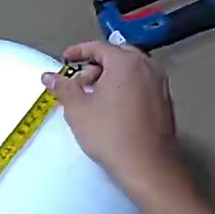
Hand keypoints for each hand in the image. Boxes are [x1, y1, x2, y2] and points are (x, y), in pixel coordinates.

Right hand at [41, 41, 190, 204]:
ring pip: (131, 70)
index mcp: (126, 62)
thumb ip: (63, 87)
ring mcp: (160, 84)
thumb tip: (49, 76)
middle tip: (79, 82)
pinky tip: (112, 108)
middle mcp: (147, 67)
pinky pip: (141, 83)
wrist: (148, 166)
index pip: (98, 47)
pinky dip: (125, 86)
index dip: (78, 51)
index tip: (65, 59)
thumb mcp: (78, 109)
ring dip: (110, 76)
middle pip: (117, 55)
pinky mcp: (165, 101)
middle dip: (95, 65)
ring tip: (93, 97)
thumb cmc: (110, 134)